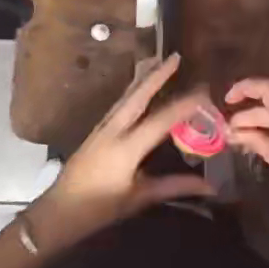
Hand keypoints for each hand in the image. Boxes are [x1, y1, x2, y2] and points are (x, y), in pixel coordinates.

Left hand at [27, 53, 215, 248]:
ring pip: (125, 97)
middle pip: (137, 96)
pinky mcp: (95, 133)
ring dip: (142, 79)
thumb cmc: (99, 208)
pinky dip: (131, 93)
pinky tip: (137, 90)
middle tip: (175, 57)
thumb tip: (209, 186)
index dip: (184, 105)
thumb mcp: (139, 198)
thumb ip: (173, 186)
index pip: (160, 120)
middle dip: (156, 75)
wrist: (60, 211)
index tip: (204, 92)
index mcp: (125, 148)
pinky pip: (117, 106)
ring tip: (157, 62)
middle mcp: (112, 131)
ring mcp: (101, 129)